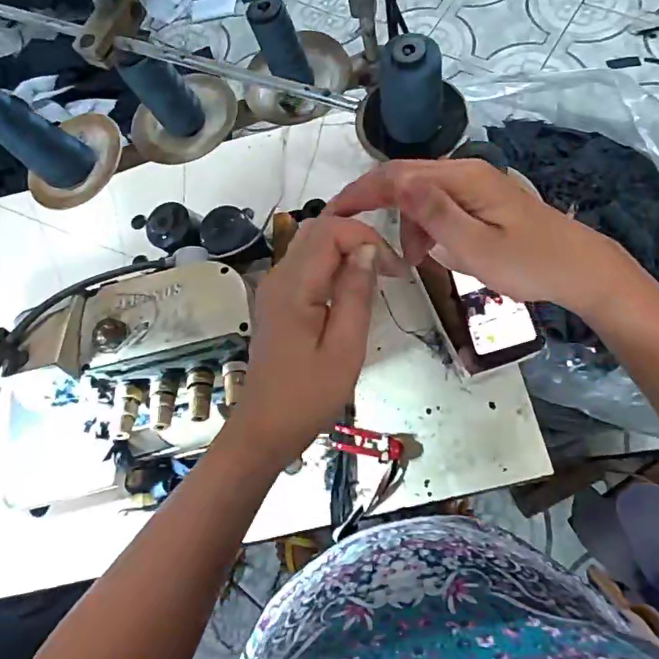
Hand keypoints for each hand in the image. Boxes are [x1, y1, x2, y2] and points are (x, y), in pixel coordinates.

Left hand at [224, 216, 402, 468]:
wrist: (264, 429)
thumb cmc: (308, 397)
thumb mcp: (345, 349)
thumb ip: (356, 294)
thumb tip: (368, 250)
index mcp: (294, 287)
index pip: (329, 230)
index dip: (366, 237)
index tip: (394, 269)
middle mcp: (279, 277)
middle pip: (318, 230)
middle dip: (358, 238)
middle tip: (389, 269)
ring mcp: (274, 288)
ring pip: (311, 244)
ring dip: (346, 250)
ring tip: (376, 277)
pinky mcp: (277, 300)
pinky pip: (306, 266)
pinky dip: (333, 265)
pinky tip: (352, 291)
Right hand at [326, 159, 632, 310]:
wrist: (580, 269)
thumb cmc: (530, 263)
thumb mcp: (477, 246)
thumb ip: (435, 214)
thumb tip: (395, 183)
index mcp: (461, 178)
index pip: (396, 174)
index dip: (360, 191)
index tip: (332, 213)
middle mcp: (465, 172)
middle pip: (406, 180)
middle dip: (377, 206)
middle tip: (354, 238)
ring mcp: (475, 185)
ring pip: (422, 196)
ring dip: (408, 225)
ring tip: (413, 262)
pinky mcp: (482, 201)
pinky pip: (441, 207)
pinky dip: (428, 228)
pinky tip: (435, 254)